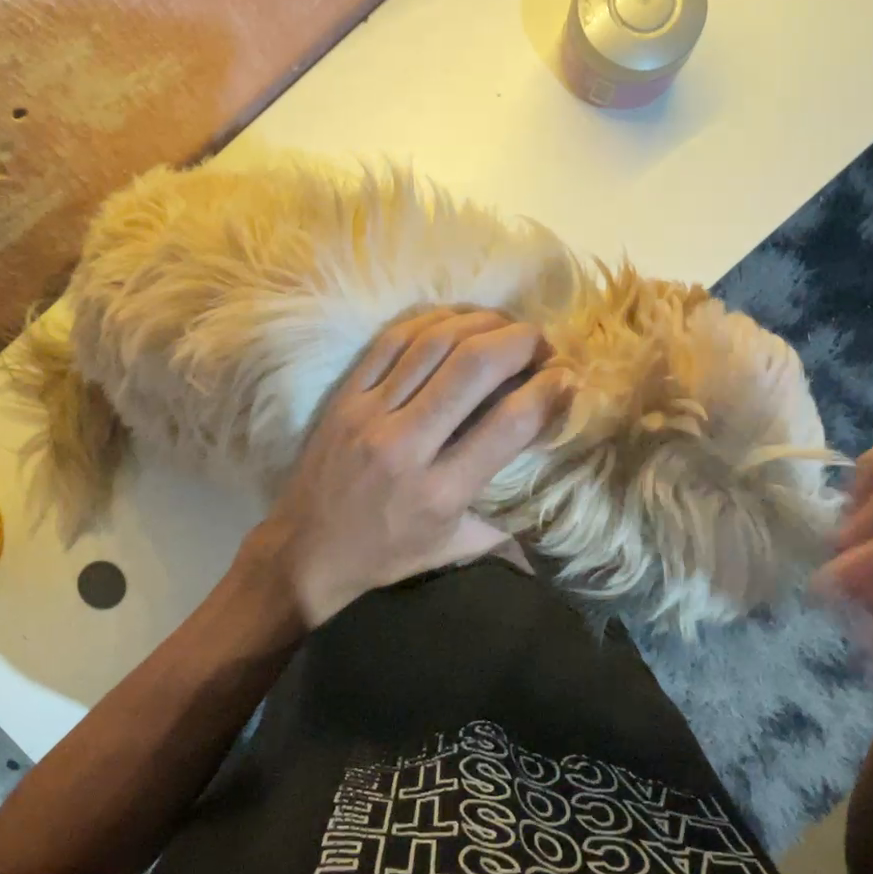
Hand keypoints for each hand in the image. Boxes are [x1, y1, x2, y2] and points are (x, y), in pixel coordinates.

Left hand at [246, 308, 566, 626]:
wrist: (306, 550)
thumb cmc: (386, 553)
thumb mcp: (453, 547)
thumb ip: (505, 522)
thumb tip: (552, 493)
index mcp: (441, 491)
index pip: (509, 423)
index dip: (549, 390)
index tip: (566, 377)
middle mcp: (407, 446)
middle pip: (475, 367)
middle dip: (520, 341)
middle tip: (539, 341)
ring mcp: (370, 414)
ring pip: (433, 343)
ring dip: (479, 322)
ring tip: (504, 324)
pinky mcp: (344, 396)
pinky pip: (390, 341)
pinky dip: (430, 322)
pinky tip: (455, 320)